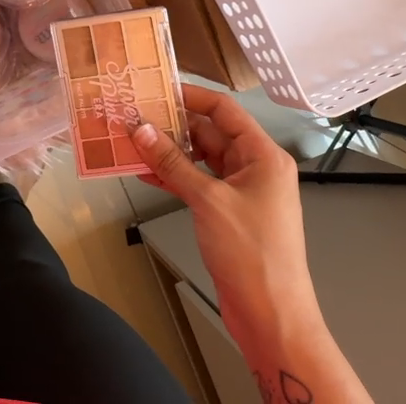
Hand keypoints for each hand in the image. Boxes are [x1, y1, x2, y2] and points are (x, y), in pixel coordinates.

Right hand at [132, 84, 319, 348]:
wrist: (272, 316)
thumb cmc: (254, 255)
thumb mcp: (208, 201)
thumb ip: (173, 162)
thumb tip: (141, 129)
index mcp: (263, 156)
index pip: (225, 109)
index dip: (191, 96)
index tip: (157, 88)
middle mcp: (254, 168)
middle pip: (209, 132)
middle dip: (172, 125)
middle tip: (135, 115)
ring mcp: (241, 191)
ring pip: (199, 158)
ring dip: (168, 151)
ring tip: (132, 141)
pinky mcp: (227, 212)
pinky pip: (196, 181)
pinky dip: (172, 175)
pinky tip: (145, 171)